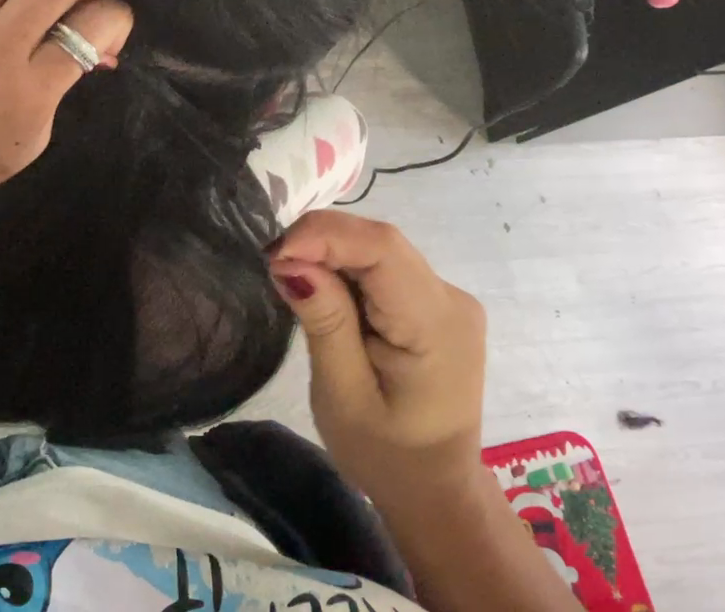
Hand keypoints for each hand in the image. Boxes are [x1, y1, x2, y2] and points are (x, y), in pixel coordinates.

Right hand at [269, 212, 486, 491]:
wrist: (434, 490)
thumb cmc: (385, 453)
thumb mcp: (342, 394)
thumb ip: (324, 321)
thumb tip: (289, 260)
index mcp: (436, 324)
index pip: (382, 248)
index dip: (323, 235)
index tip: (273, 257)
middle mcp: (451, 298)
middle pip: (379, 244)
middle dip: (320, 244)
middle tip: (273, 270)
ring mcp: (447, 298)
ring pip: (377, 251)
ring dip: (329, 256)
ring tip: (292, 283)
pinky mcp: (433, 303)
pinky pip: (382, 268)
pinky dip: (345, 271)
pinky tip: (323, 295)